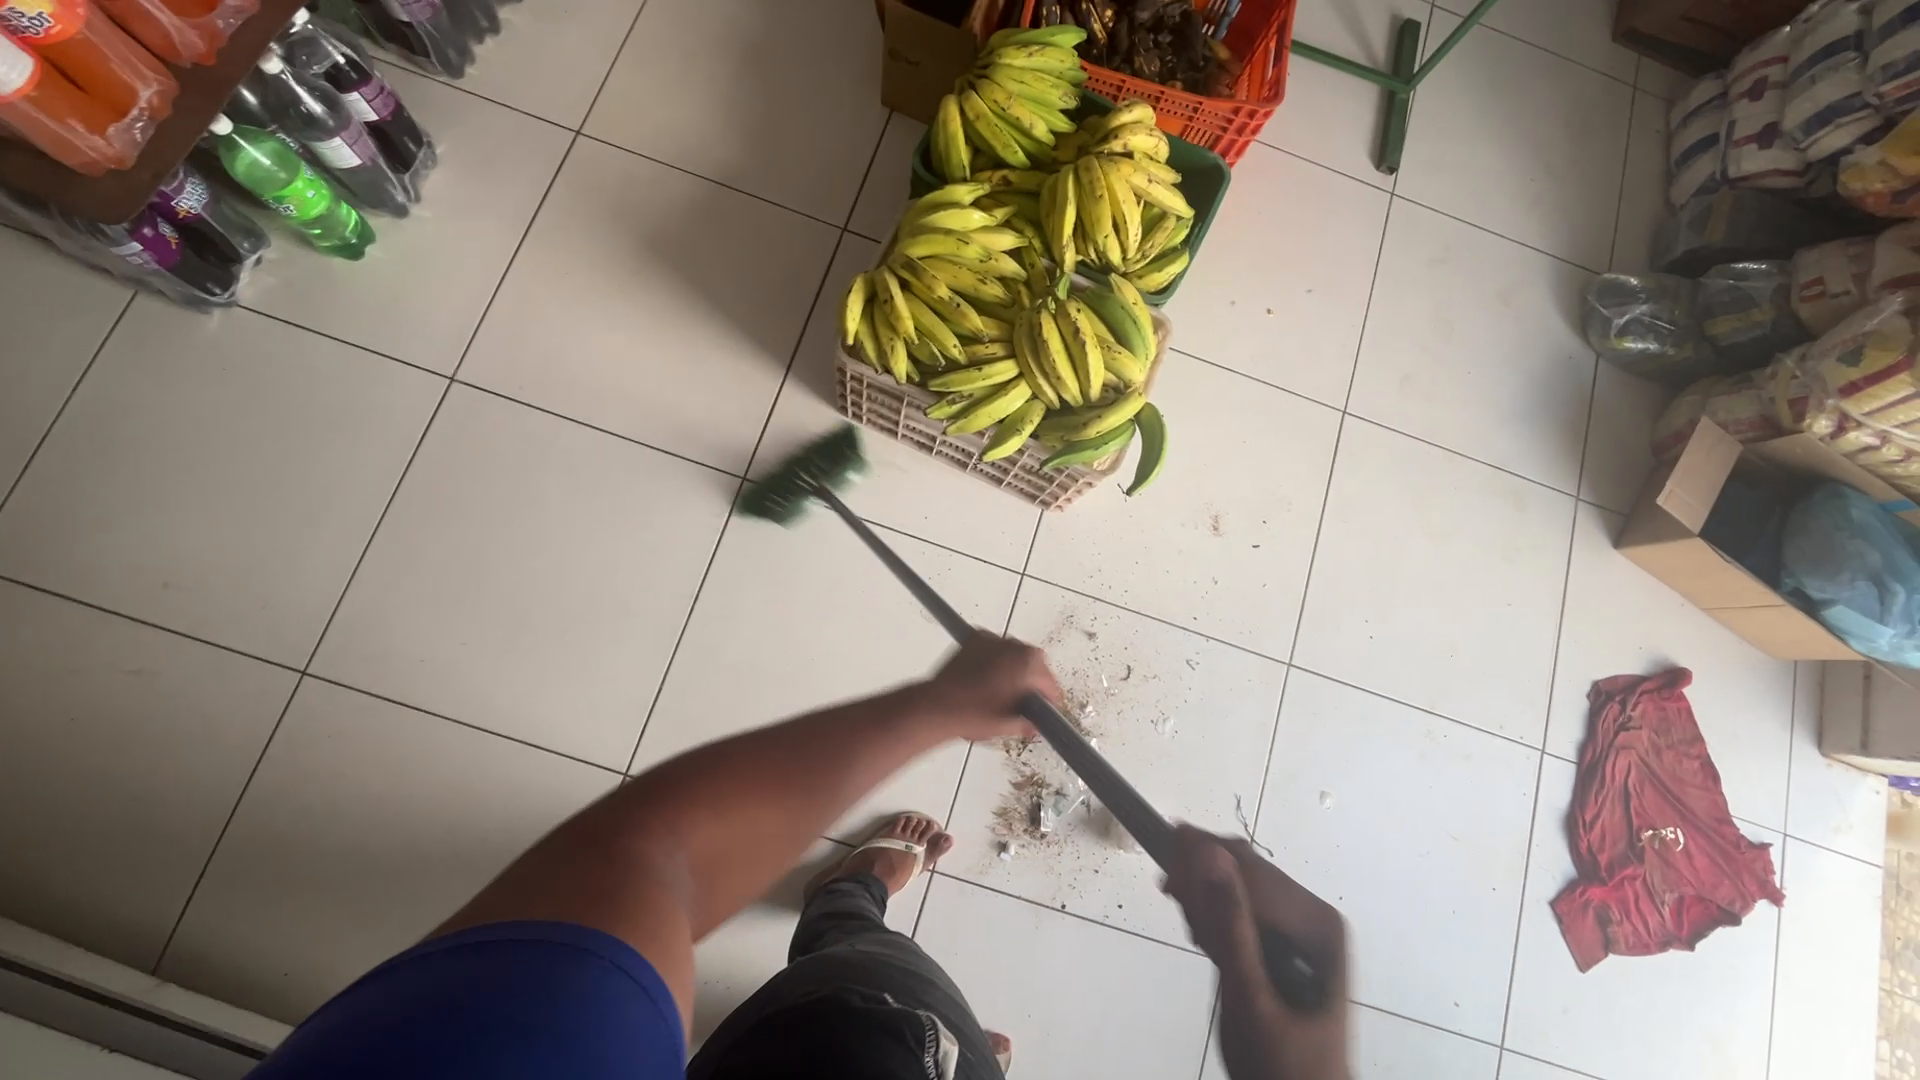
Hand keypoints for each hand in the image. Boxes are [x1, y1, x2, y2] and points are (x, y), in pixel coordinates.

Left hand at [916, 631, 1060, 741]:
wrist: (938, 706)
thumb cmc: (970, 713)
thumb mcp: (1006, 724)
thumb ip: (1026, 723)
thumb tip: (1031, 725)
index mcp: (1027, 664)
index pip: (1049, 681)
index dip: (1051, 697)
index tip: (1050, 706)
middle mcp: (1013, 646)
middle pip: (1033, 663)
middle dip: (1033, 680)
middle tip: (1029, 701)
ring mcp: (992, 640)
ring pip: (1013, 653)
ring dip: (1014, 668)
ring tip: (1007, 690)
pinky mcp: (974, 640)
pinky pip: (993, 648)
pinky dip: (995, 659)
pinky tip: (989, 677)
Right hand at [1163, 827, 1349, 1079]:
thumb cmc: (1282, 1063)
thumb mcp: (1250, 995)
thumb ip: (1230, 923)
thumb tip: (1208, 851)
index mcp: (1318, 924)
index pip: (1251, 870)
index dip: (1204, 861)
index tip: (1165, 866)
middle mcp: (1311, 915)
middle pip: (1243, 870)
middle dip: (1203, 881)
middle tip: (1171, 894)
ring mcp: (1296, 927)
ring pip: (1235, 884)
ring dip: (1205, 899)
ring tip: (1197, 934)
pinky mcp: (1278, 939)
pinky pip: (1237, 906)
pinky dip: (1212, 916)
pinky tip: (1205, 937)